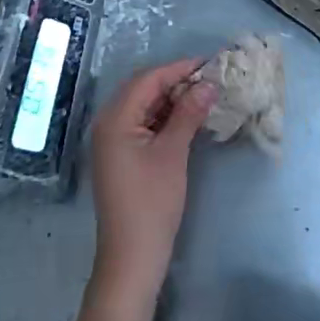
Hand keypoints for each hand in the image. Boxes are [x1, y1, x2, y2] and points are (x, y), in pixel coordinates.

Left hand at [90, 58, 219, 295]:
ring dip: (172, 98)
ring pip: (144, 105)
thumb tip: (209, 84)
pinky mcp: (121, 155)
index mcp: (115, 119)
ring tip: (204, 95)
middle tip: (210, 79)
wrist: (132, 256)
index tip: (211, 63)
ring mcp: (112, 141)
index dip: (180, 68)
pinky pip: (143, 123)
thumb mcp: (173, 152)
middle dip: (176, 81)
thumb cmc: (152, 202)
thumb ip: (189, 113)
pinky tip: (188, 117)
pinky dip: (165, 116)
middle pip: (143, 88)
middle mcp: (108, 124)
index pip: (148, 79)